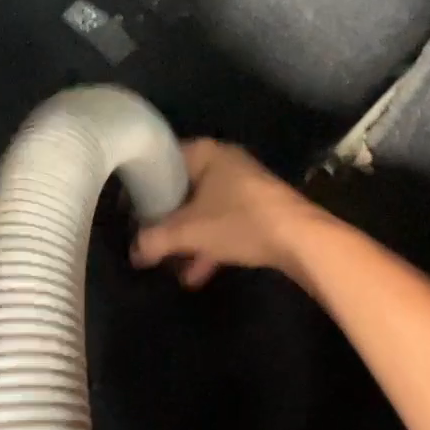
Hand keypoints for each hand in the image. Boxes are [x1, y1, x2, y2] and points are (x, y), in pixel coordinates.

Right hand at [131, 138, 327, 287]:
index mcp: (206, 153)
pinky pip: (223, 223)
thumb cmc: (239, 221)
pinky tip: (194, 276)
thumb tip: (133, 252)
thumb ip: (156, 239)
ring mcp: (244, 186)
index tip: (128, 205)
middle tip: (145, 235)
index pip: (164, 159)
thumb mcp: (190, 231)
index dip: (143, 183)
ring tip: (167, 265)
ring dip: (187, 238)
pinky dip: (209, 245)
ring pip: (204, 209)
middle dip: (165, 217)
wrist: (301, 239)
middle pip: (184, 187)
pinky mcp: (259, 210)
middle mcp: (224, 163)